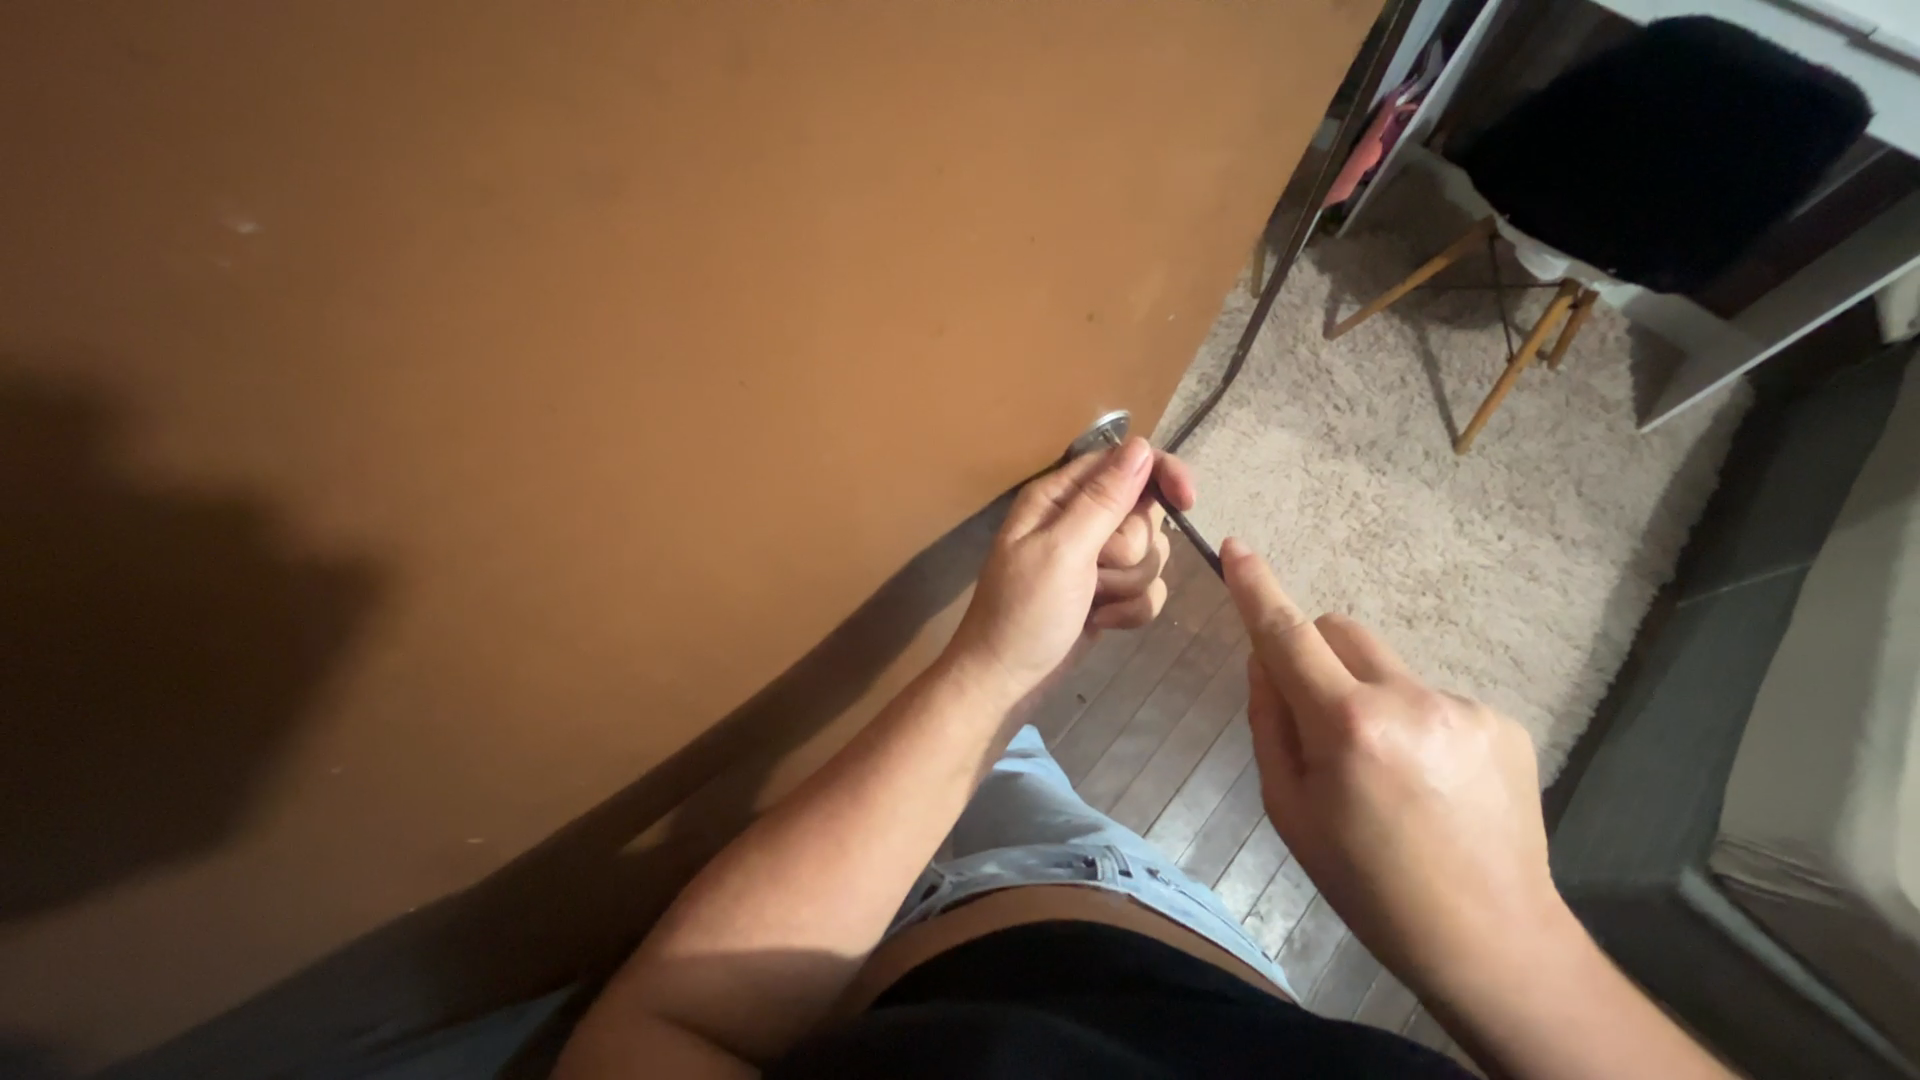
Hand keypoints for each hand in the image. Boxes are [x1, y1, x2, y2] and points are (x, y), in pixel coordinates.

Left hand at [946, 437, 1195, 705]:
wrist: (1006, 680)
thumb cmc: (1023, 611)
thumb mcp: (1062, 550)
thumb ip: (1104, 500)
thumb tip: (1142, 446)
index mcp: (1059, 497)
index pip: (1124, 462)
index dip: (1160, 475)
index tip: (1187, 500)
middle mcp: (1079, 520)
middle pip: (1144, 514)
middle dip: (1129, 550)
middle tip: (1095, 572)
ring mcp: (1095, 560)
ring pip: (1151, 555)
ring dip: (1127, 584)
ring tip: (1090, 602)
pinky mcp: (1108, 594)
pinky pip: (1148, 590)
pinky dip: (1130, 610)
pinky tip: (1100, 623)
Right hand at [1219, 537, 1568, 1000]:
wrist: (1491, 941)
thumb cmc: (1365, 882)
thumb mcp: (1288, 807)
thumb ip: (1270, 720)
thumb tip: (1266, 659)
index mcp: (1347, 726)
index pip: (1288, 635)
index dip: (1257, 589)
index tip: (1238, 548)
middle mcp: (1409, 700)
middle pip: (1342, 631)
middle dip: (1316, 654)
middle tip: (1317, 717)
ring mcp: (1465, 708)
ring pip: (1387, 668)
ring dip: (1367, 695)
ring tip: (1388, 771)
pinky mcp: (1503, 722)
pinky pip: (1432, 698)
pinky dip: (1414, 722)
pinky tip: (1431, 782)